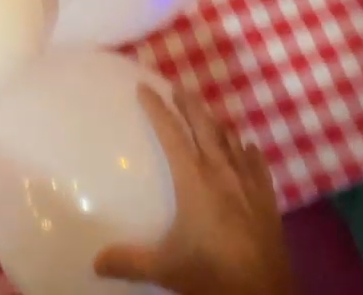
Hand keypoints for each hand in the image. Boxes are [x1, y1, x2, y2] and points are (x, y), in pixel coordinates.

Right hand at [95, 87, 295, 294]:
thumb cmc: (212, 275)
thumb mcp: (166, 269)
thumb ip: (129, 261)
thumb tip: (94, 261)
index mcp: (194, 179)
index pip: (171, 133)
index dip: (156, 108)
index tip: (144, 87)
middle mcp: (221, 172)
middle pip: (204, 126)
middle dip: (189, 104)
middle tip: (177, 87)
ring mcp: (248, 184)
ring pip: (231, 140)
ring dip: (216, 123)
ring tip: (206, 114)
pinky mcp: (268, 200)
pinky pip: (257, 164)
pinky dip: (247, 150)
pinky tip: (247, 147)